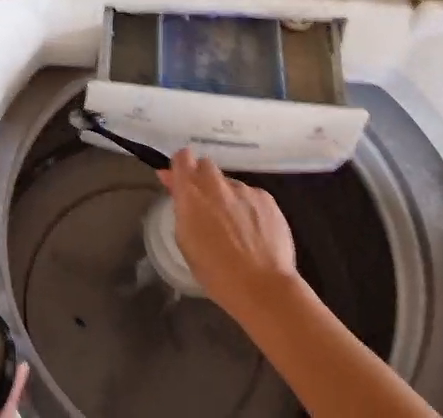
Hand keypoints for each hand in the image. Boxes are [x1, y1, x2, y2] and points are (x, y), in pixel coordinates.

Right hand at [158, 148, 298, 317]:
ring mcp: (244, 189)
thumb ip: (181, 208)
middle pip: (206, 166)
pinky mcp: (267, 198)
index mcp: (191, 193)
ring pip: (230, 185)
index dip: (182, 167)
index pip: (182, 157)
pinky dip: (249, 208)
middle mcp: (216, 183)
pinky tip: (255, 233)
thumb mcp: (185, 241)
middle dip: (203, 181)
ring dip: (228, 198)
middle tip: (207, 208)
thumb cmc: (215, 271)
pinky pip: (252, 196)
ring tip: (237, 230)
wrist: (262, 286)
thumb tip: (175, 186)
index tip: (182, 182)